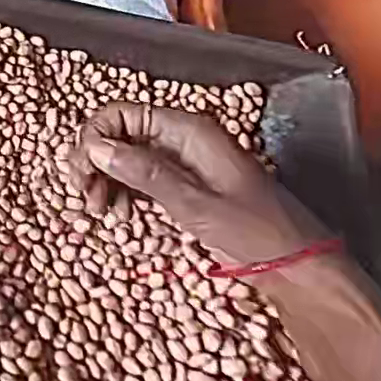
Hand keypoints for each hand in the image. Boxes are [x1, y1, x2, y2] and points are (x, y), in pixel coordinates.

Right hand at [63, 102, 331, 268]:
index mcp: (188, 131)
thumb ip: (144, 173)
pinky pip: (132, 176)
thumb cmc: (257, 233)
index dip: (94, 137)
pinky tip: (115, 212)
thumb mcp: (195, 204)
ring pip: (119, 156)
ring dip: (101, 178)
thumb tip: (96, 148)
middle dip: (93, 160)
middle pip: (115, 133)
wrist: (296, 267)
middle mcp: (179, 138)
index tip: (84, 171)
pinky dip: (116, 190)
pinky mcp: (176, 183)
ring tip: (98, 208)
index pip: (121, 114)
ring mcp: (176, 161)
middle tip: (84, 193)